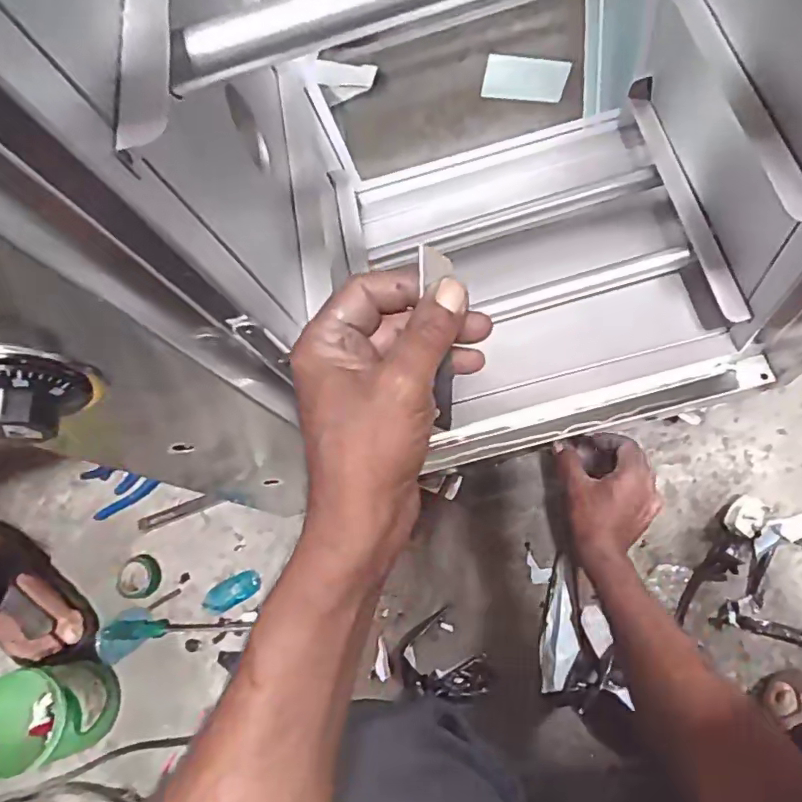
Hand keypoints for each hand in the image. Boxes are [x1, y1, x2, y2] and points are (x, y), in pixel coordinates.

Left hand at [290, 269, 491, 566]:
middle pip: (390, 319)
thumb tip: (448, 295)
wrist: (366, 515)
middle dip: (433, 316)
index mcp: (326, 347)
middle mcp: (340, 364)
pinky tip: (462, 368)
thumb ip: (429, 333)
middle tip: (468, 314)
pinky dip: (438, 369)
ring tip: (475, 338)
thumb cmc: (363, 460)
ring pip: (406, 348)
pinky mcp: (384, 411)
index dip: (408, 286)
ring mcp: (363, 389)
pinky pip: (412, 377)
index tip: (444, 287)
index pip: (366, 292)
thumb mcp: (403, 382)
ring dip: (441, 341)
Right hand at [555, 434, 661, 565]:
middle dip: (613, 452)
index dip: (606, 439)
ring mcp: (651, 500)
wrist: (602, 555)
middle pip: (634, 457)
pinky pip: (640, 489)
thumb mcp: (575, 488)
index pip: (626, 444)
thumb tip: (562, 447)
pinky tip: (611, 490)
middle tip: (592, 455)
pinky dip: (627, 484)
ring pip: (638, 472)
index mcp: (634, 473)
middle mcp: (648, 483)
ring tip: (598, 471)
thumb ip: (569, 462)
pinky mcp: (647, 513)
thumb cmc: (591, 522)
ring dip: (620, 467)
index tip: (590, 442)